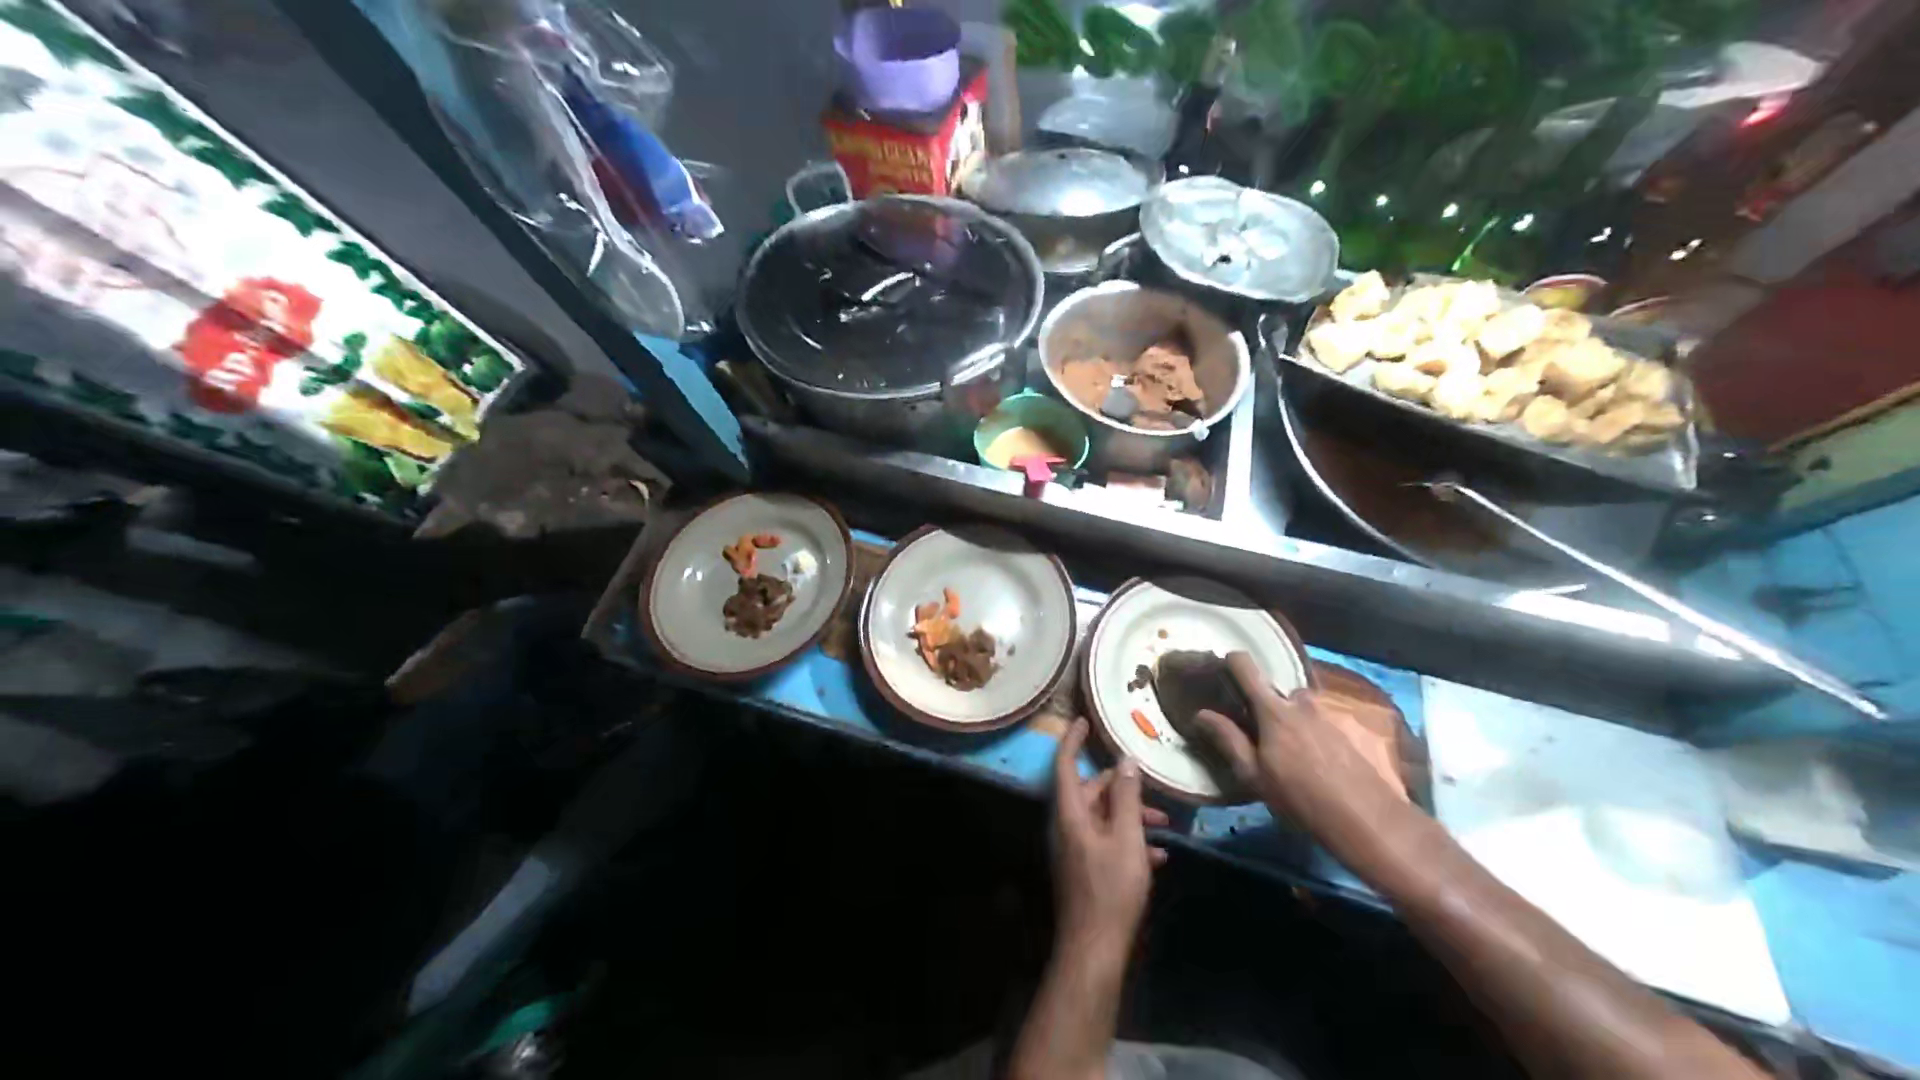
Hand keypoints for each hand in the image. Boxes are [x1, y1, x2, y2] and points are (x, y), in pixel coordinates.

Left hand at [1050, 718, 1168, 956]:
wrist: (1095, 948)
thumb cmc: (1111, 889)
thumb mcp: (1127, 839)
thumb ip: (1126, 798)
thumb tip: (1125, 761)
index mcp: (1069, 813)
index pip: (1064, 764)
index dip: (1072, 739)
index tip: (1085, 720)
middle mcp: (1066, 825)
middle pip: (1089, 792)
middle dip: (1120, 787)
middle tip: (1152, 789)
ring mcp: (1074, 848)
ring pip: (1102, 817)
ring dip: (1130, 816)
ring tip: (1165, 826)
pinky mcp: (1084, 868)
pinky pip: (1105, 841)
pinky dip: (1128, 840)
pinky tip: (1159, 856)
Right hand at [1191, 652, 1411, 855]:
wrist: (1368, 819)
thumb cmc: (1301, 797)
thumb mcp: (1254, 775)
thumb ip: (1227, 739)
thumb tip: (1201, 713)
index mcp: (1273, 709)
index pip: (1246, 667)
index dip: (1230, 662)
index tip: (1219, 672)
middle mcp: (1300, 702)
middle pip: (1274, 691)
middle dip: (1263, 705)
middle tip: (1255, 732)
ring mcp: (1326, 715)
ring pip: (1297, 707)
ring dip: (1288, 720)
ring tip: (1284, 751)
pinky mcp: (1345, 730)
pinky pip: (1316, 722)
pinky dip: (1307, 733)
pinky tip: (1309, 762)